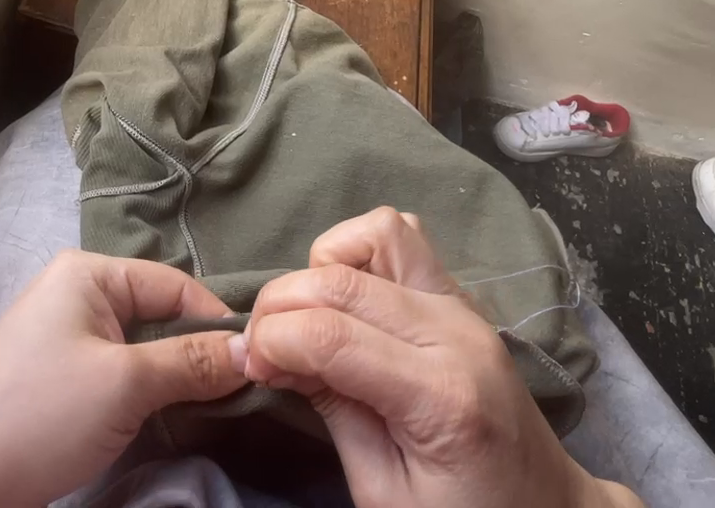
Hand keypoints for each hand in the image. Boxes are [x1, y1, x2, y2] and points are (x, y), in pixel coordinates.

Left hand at [0, 249, 247, 507]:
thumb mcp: (126, 384)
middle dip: (195, 349)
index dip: (216, 320)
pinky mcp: (57, 368)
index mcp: (88, 271)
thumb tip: (250, 350)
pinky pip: (117, 364)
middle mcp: (75, 288)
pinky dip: (145, 386)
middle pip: (158, 311)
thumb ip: (192, 362)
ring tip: (208, 405)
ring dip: (172, 372)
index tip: (258, 362)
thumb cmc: (43, 415)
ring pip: (140, 342)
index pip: (173, 283)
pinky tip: (165, 412)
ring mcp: (63, 329)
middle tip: (238, 389)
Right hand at [243, 208, 640, 507]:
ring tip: (312, 316)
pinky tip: (348, 298)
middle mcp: (455, 331)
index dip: (272, 340)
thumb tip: (268, 351)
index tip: (251, 365)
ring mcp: (463, 304)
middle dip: (280, 303)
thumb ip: (329, 407)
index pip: (330, 334)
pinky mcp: (459, 294)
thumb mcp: (383, 493)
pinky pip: (402, 237)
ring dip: (325, 265)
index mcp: (442, 396)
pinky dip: (359, 251)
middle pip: (340, 281)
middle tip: (263, 347)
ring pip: (377, 233)